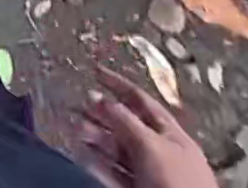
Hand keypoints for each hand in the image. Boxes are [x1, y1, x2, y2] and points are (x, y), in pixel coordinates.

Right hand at [79, 68, 217, 187]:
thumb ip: (124, 120)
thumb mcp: (150, 145)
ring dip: (95, 137)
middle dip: (101, 113)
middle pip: (126, 125)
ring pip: (117, 149)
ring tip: (73, 127)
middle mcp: (160, 152)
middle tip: (78, 103)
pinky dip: (97, 163)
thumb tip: (100, 98)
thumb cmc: (174, 183)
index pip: (142, 101)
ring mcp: (149, 175)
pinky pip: (114, 173)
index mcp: (172, 136)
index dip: (118, 84)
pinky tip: (82, 153)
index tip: (95, 70)